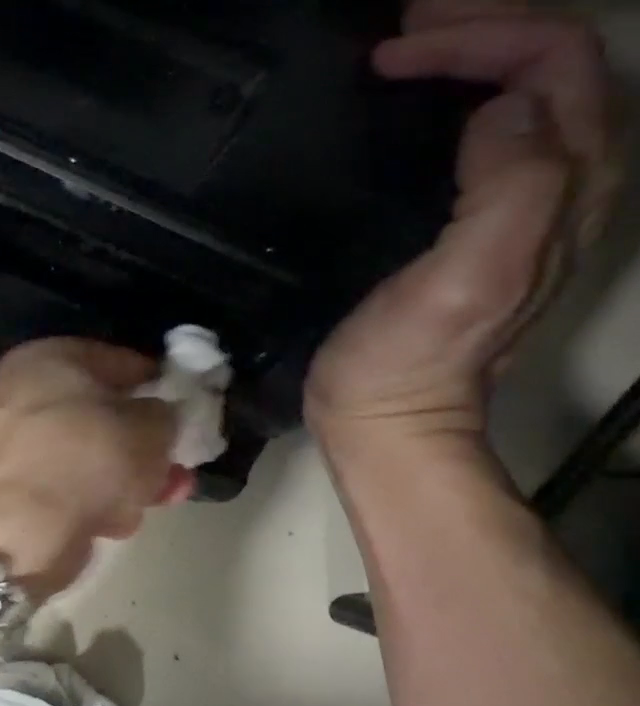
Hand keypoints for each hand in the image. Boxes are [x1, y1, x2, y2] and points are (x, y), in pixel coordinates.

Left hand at [0, 338, 190, 597]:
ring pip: (72, 456)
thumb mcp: (154, 425)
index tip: (180, 406)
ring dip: (114, 477)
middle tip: (171, 462)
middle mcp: (5, 396)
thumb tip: (153, 419)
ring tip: (154, 498)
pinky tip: (113, 522)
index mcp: (38, 361)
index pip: (110, 360)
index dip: (152, 383)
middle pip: (88, 415)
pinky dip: (80, 500)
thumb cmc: (90, 458)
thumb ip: (162, 414)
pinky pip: (50, 488)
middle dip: (134, 442)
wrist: (20, 530)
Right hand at [306, 1, 620, 447]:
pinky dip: (452, 101)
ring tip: (403, 50)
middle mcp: (562, 181)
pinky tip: (408, 109)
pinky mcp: (472, 222)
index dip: (479, 40)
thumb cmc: (413, 357)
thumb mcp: (468, 277)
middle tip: (400, 25)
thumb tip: (500, 108)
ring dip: (471, 57)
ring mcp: (519, 203)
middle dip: (482, 27)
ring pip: (523, 92)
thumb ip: (510, 189)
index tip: (389, 57)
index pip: (552, 66)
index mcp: (567, 184)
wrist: (386, 418)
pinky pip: (485, 132)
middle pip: (550, 66)